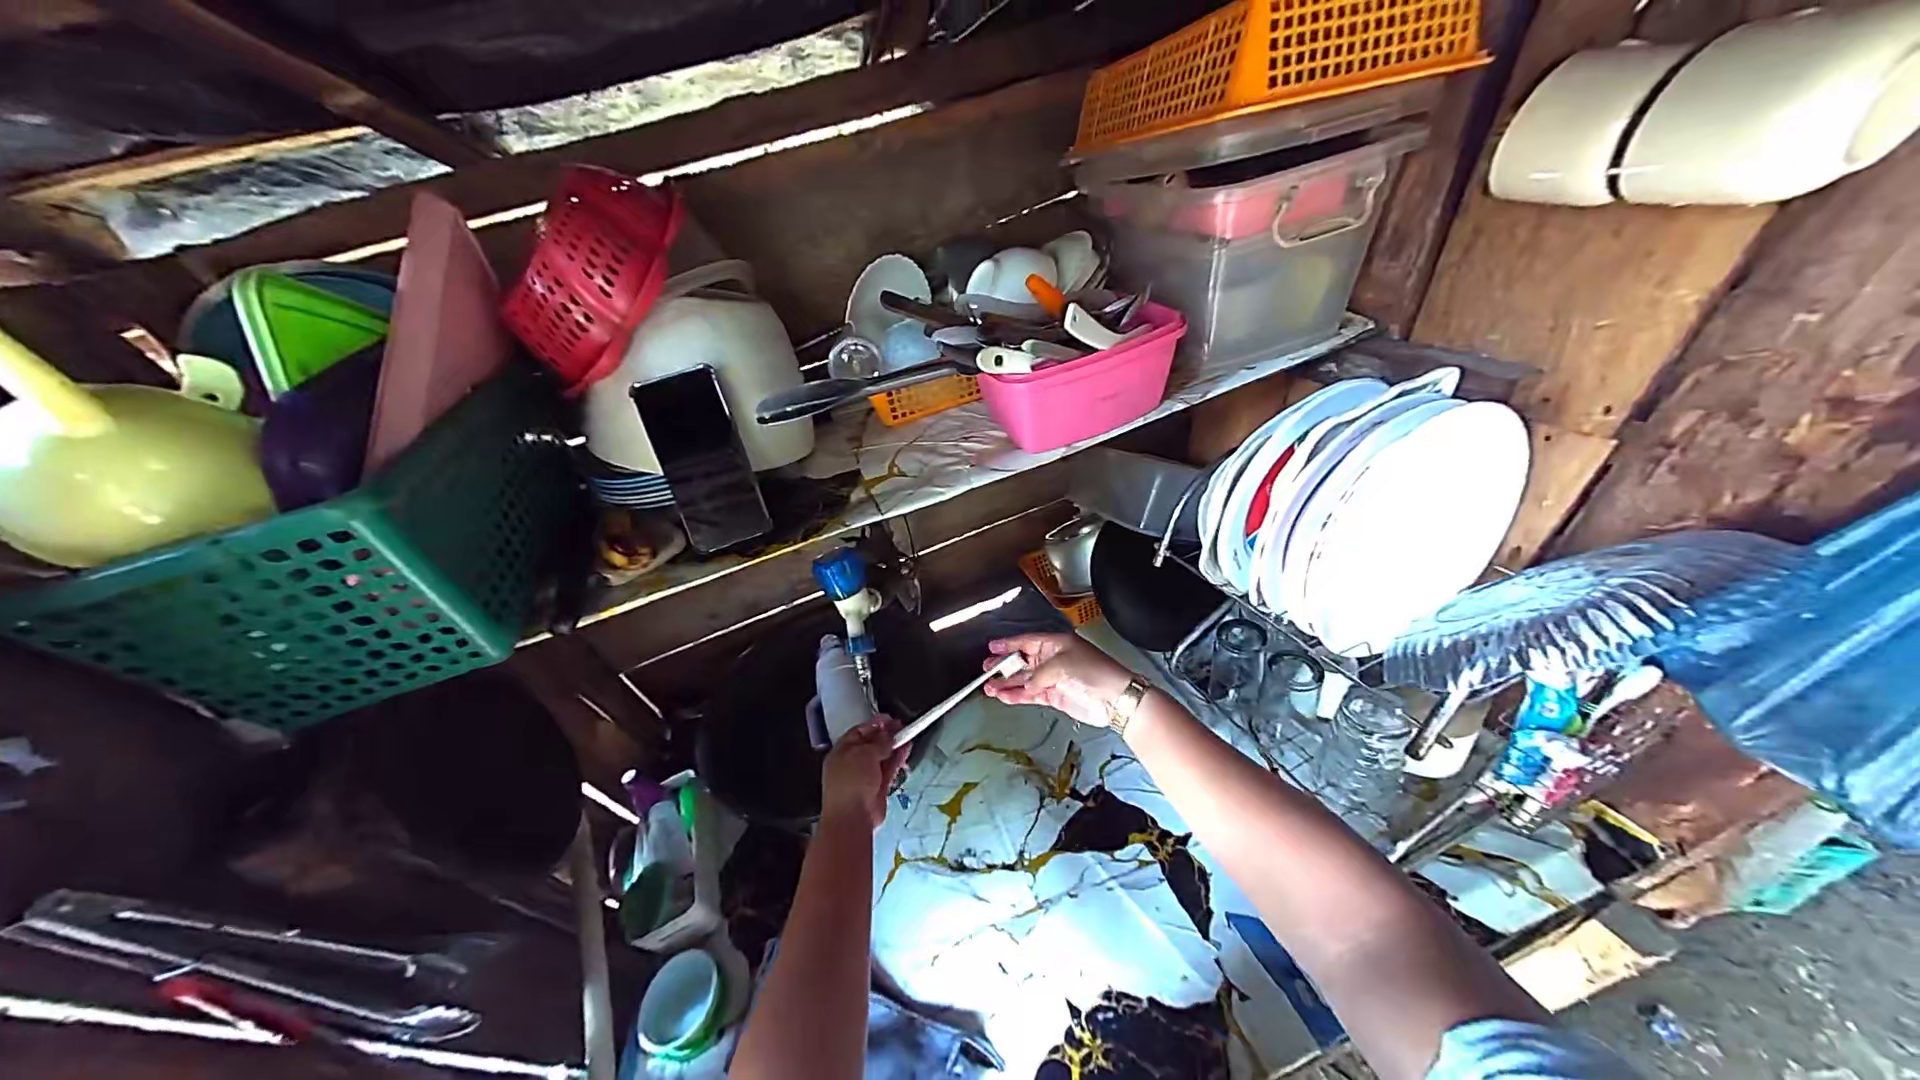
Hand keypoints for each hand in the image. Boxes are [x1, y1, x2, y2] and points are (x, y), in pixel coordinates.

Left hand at [821, 718, 910, 830]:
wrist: (853, 816)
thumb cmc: (851, 782)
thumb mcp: (864, 754)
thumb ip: (879, 743)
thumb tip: (889, 735)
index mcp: (841, 752)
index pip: (858, 732)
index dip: (874, 725)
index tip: (889, 719)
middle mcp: (852, 763)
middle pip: (871, 744)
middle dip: (886, 735)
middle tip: (901, 726)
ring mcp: (866, 776)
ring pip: (882, 756)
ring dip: (894, 745)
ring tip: (908, 734)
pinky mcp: (878, 787)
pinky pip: (889, 768)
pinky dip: (898, 759)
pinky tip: (906, 749)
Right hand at [982, 633, 1134, 727]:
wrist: (1114, 698)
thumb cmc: (1095, 672)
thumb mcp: (1060, 666)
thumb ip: (1036, 675)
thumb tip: (1023, 684)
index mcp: (1055, 643)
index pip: (1026, 641)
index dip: (1008, 644)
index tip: (992, 647)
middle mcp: (1052, 659)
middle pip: (1021, 661)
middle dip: (1003, 665)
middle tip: (987, 669)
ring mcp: (1052, 678)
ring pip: (1023, 680)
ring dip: (1006, 684)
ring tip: (989, 687)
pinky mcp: (1054, 695)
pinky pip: (1029, 694)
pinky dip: (1016, 696)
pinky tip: (1004, 696)